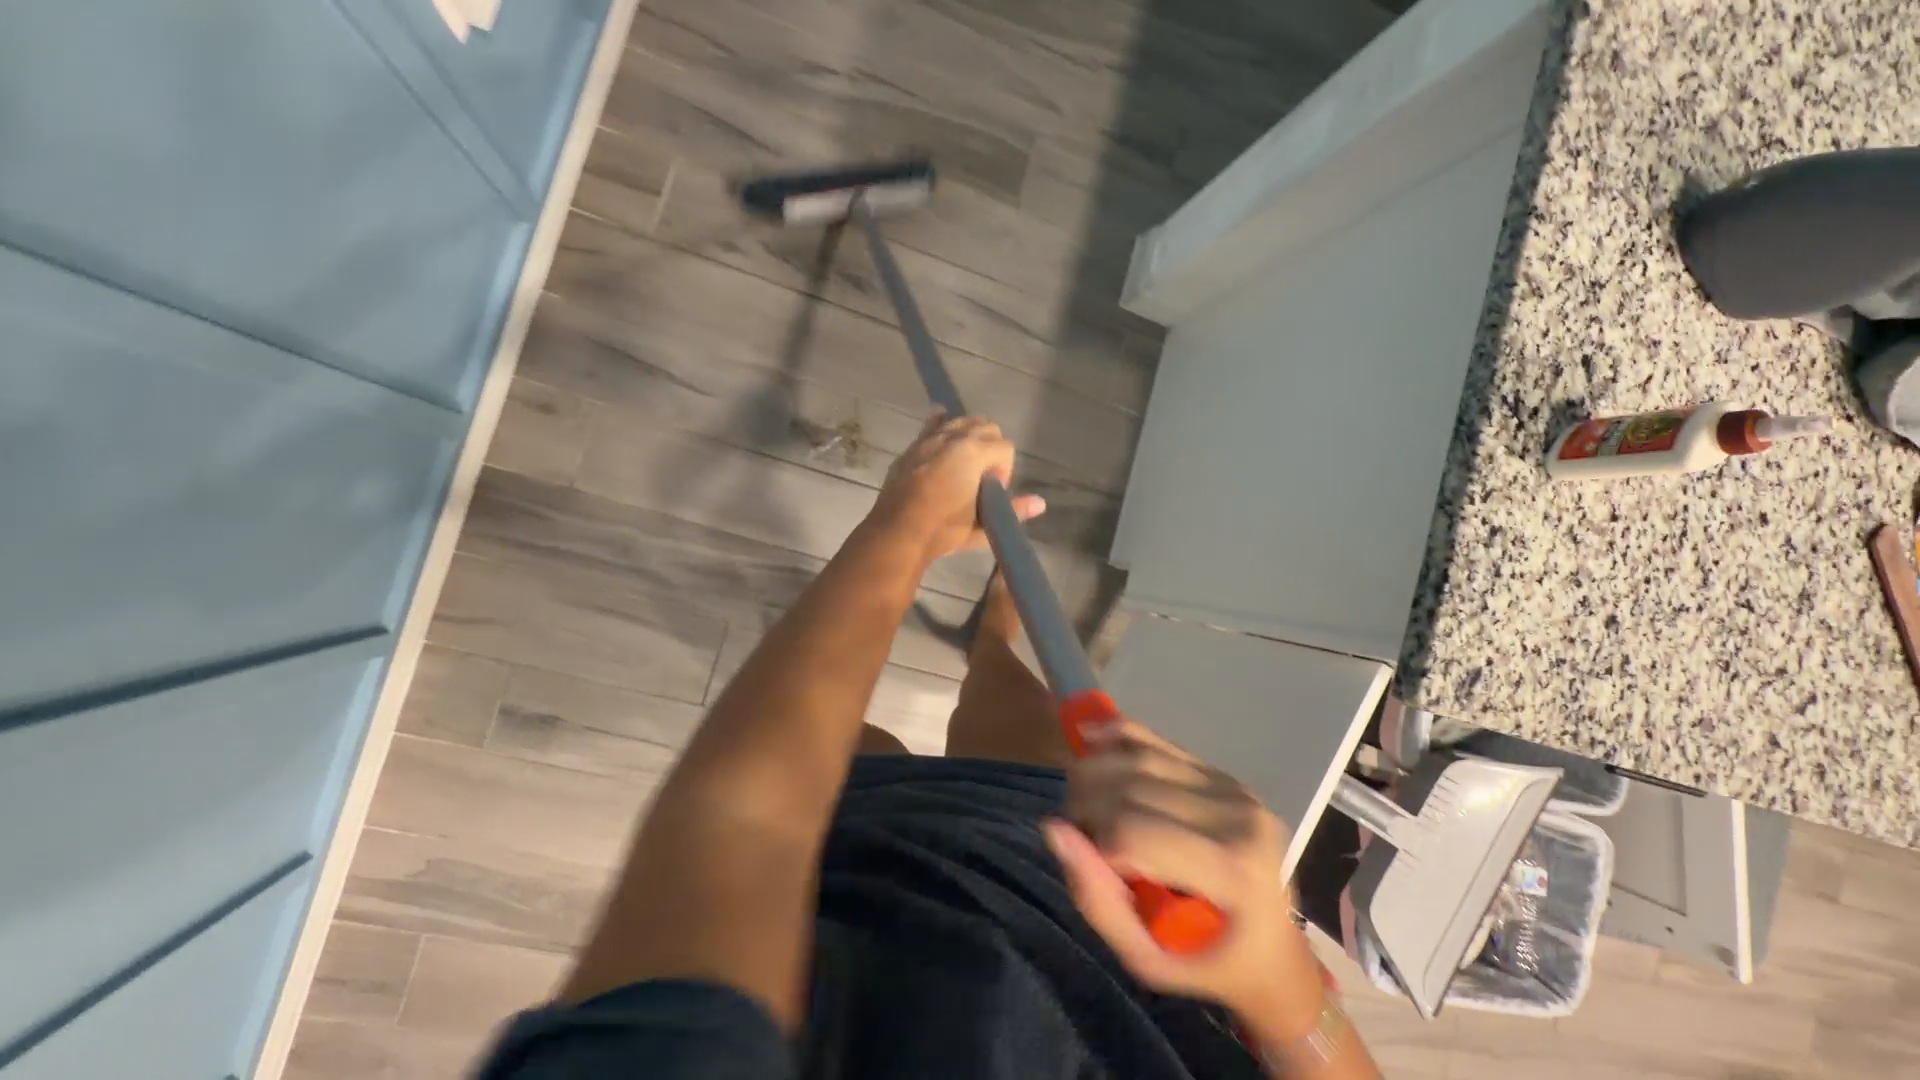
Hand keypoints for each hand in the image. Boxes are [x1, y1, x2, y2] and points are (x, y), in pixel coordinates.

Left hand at [870, 411, 1045, 561]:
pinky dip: (942, 425)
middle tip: (984, 476)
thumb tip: (1041, 503)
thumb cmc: (944, 529)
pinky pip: (933, 425)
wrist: (898, 532)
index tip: (994, 492)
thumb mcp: (982, 525)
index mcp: (975, 452)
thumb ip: (1014, 510)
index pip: (1005, 447)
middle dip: (992, 447)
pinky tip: (943, 437)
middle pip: (986, 426)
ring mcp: (930, 439)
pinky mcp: (912, 447)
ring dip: (970, 435)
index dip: (1005, 469)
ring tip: (966, 461)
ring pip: (960, 420)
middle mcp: (954, 437)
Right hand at [1044, 720, 1324, 1028]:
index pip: (1134, 833)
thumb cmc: (1209, 964)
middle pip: (1131, 788)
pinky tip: (1089, 740)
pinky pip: (1159, 743)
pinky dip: (1117, 737)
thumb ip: (1098, 899)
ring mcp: (1236, 791)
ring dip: (1094, 773)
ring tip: (1085, 807)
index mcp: (1232, 873)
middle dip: (1085, 806)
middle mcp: (1240, 819)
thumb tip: (1054, 829)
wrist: (1273, 952)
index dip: (1093, 843)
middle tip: (1079, 834)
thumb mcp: (1147, 959)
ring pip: (1140, 759)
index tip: (1085, 865)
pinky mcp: (1225, 775)